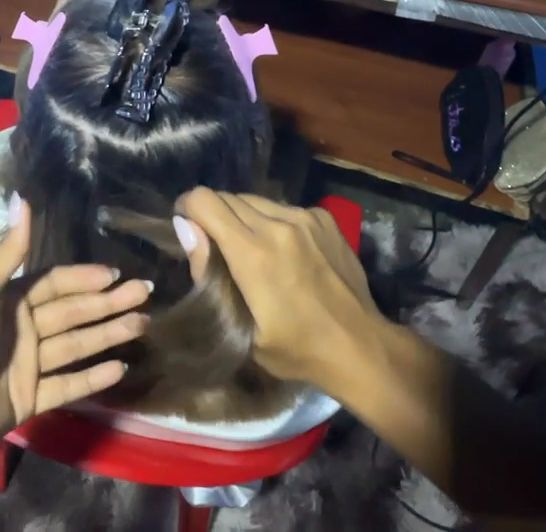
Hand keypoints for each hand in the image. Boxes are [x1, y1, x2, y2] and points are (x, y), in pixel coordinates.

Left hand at [0, 196, 151, 459]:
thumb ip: (9, 251)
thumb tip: (23, 198)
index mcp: (9, 300)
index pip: (56, 284)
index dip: (85, 278)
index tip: (116, 274)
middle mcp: (23, 328)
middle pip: (73, 312)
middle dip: (108, 302)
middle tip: (144, 294)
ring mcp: (29, 365)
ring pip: (76, 345)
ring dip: (108, 334)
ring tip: (142, 324)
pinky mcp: (31, 398)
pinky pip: (68, 384)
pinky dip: (93, 377)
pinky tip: (120, 368)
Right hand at [172, 189, 384, 390]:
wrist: (360, 346)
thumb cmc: (296, 348)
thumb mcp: (242, 327)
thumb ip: (208, 273)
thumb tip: (185, 228)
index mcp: (251, 252)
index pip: (204, 201)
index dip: (187, 209)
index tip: (187, 228)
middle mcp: (276, 224)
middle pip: (227, 197)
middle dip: (214, 215)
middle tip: (218, 247)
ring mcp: (304, 217)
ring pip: (255, 200)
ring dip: (244, 217)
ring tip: (252, 249)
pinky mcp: (324, 218)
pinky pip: (283, 207)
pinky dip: (274, 221)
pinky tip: (284, 250)